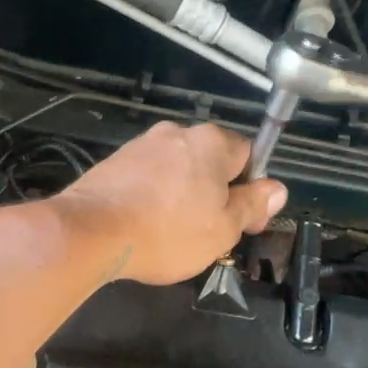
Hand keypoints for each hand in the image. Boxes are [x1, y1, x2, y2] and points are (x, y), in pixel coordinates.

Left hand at [53, 122, 287, 285]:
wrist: (90, 233)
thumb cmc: (167, 233)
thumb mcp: (222, 230)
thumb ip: (251, 206)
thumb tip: (277, 189)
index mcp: (211, 142)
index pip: (248, 155)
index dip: (251, 190)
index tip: (244, 222)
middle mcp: (176, 133)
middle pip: (209, 162)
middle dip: (212, 193)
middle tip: (207, 233)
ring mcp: (140, 145)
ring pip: (175, 171)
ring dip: (180, 196)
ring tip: (170, 234)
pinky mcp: (112, 163)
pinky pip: (145, 180)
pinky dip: (150, 199)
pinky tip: (142, 226)